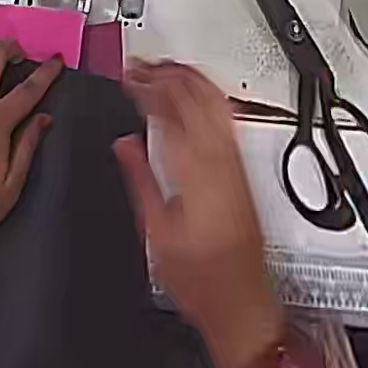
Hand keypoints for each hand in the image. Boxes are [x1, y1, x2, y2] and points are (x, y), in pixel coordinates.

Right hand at [113, 60, 283, 367]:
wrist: (242, 302)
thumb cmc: (202, 278)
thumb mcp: (156, 232)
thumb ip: (140, 178)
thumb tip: (125, 143)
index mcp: (194, 169)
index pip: (167, 108)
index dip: (144, 85)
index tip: (126, 77)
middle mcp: (219, 157)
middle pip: (192, 94)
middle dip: (162, 72)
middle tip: (137, 65)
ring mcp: (235, 158)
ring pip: (213, 97)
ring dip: (186, 75)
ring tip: (162, 66)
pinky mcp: (242, 163)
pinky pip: (227, 111)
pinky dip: (206, 90)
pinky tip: (195, 87)